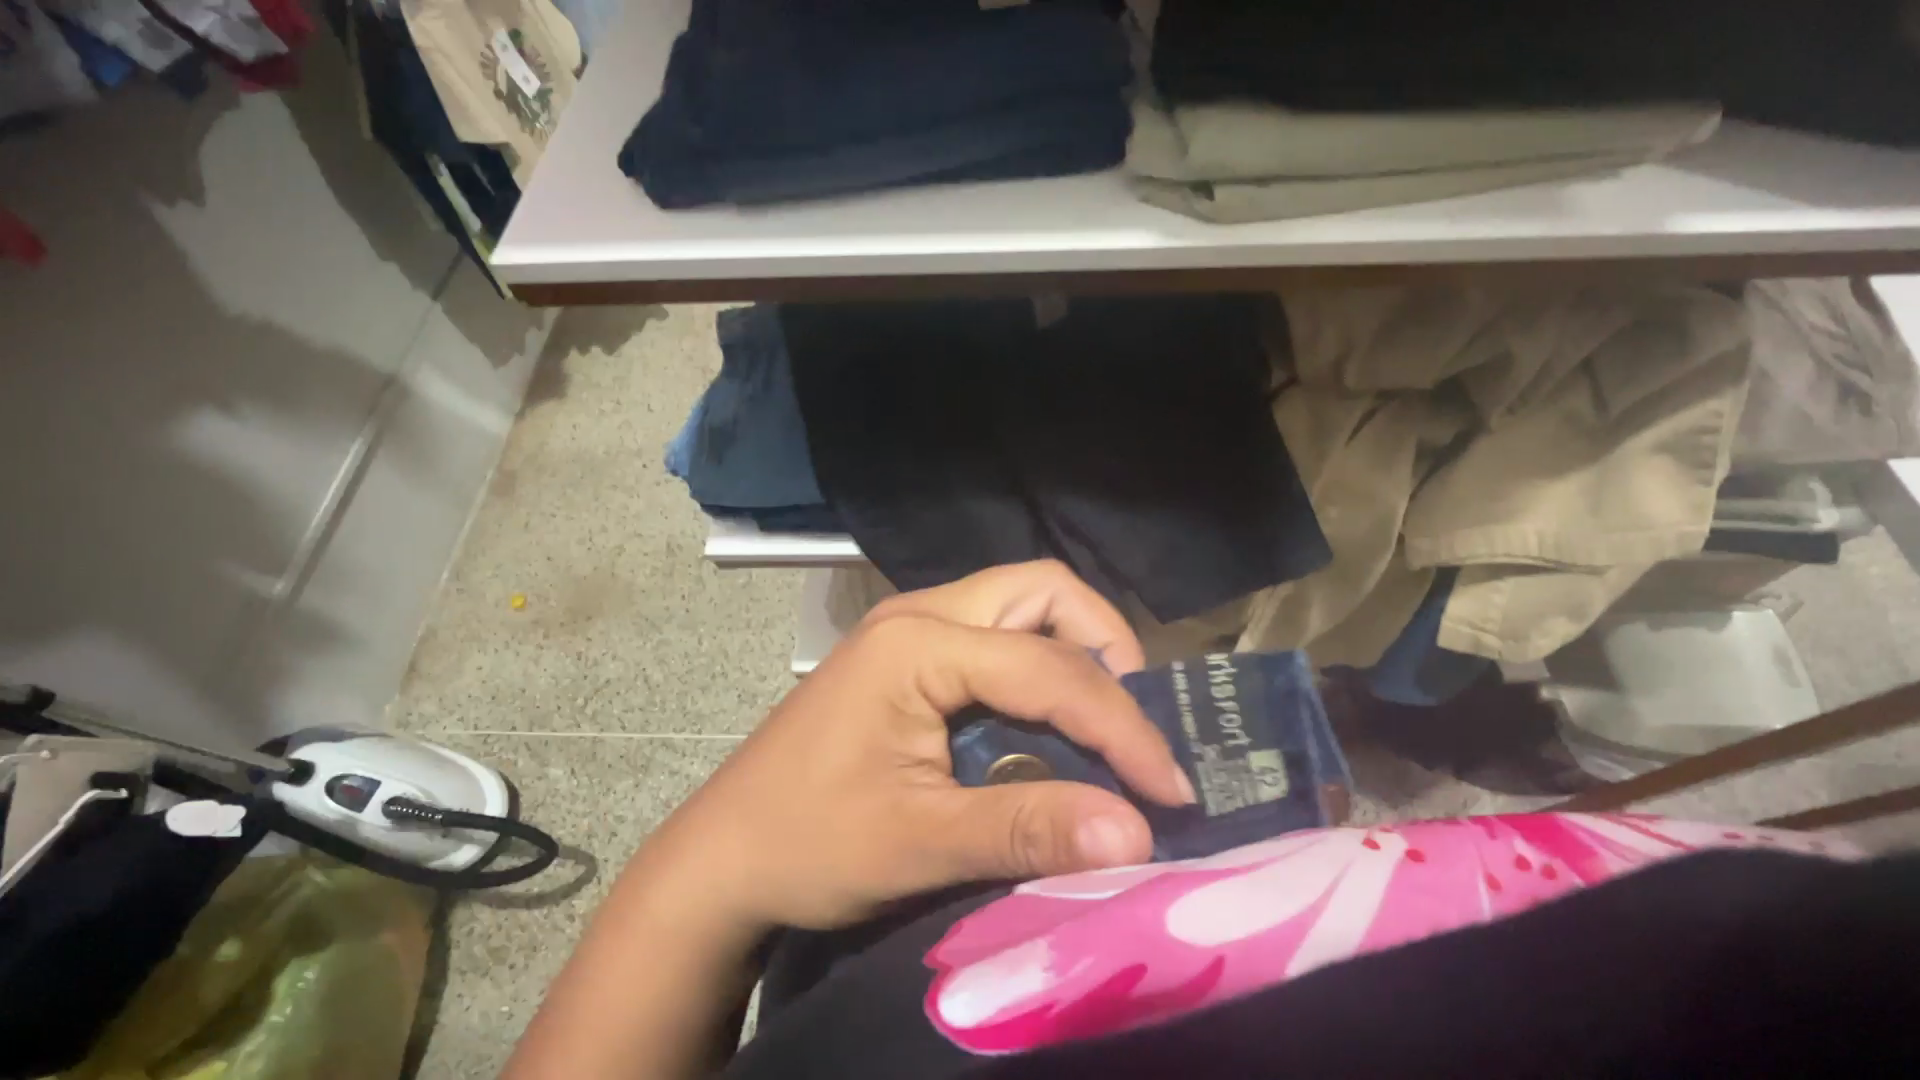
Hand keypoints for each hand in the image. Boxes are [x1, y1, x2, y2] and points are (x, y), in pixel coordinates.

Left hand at [637, 561, 1193, 934]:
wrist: (721, 859)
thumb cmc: (808, 845)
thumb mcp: (919, 842)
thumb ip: (1027, 829)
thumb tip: (1137, 834)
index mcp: (917, 643)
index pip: (1049, 665)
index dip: (1121, 726)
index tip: (1170, 790)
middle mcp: (918, 615)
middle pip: (1042, 591)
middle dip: (1105, 649)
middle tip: (1136, 726)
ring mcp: (909, 631)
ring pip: (1020, 606)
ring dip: (1074, 654)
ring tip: (1108, 725)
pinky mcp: (906, 659)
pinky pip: (995, 638)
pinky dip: (1040, 670)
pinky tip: (1052, 725)